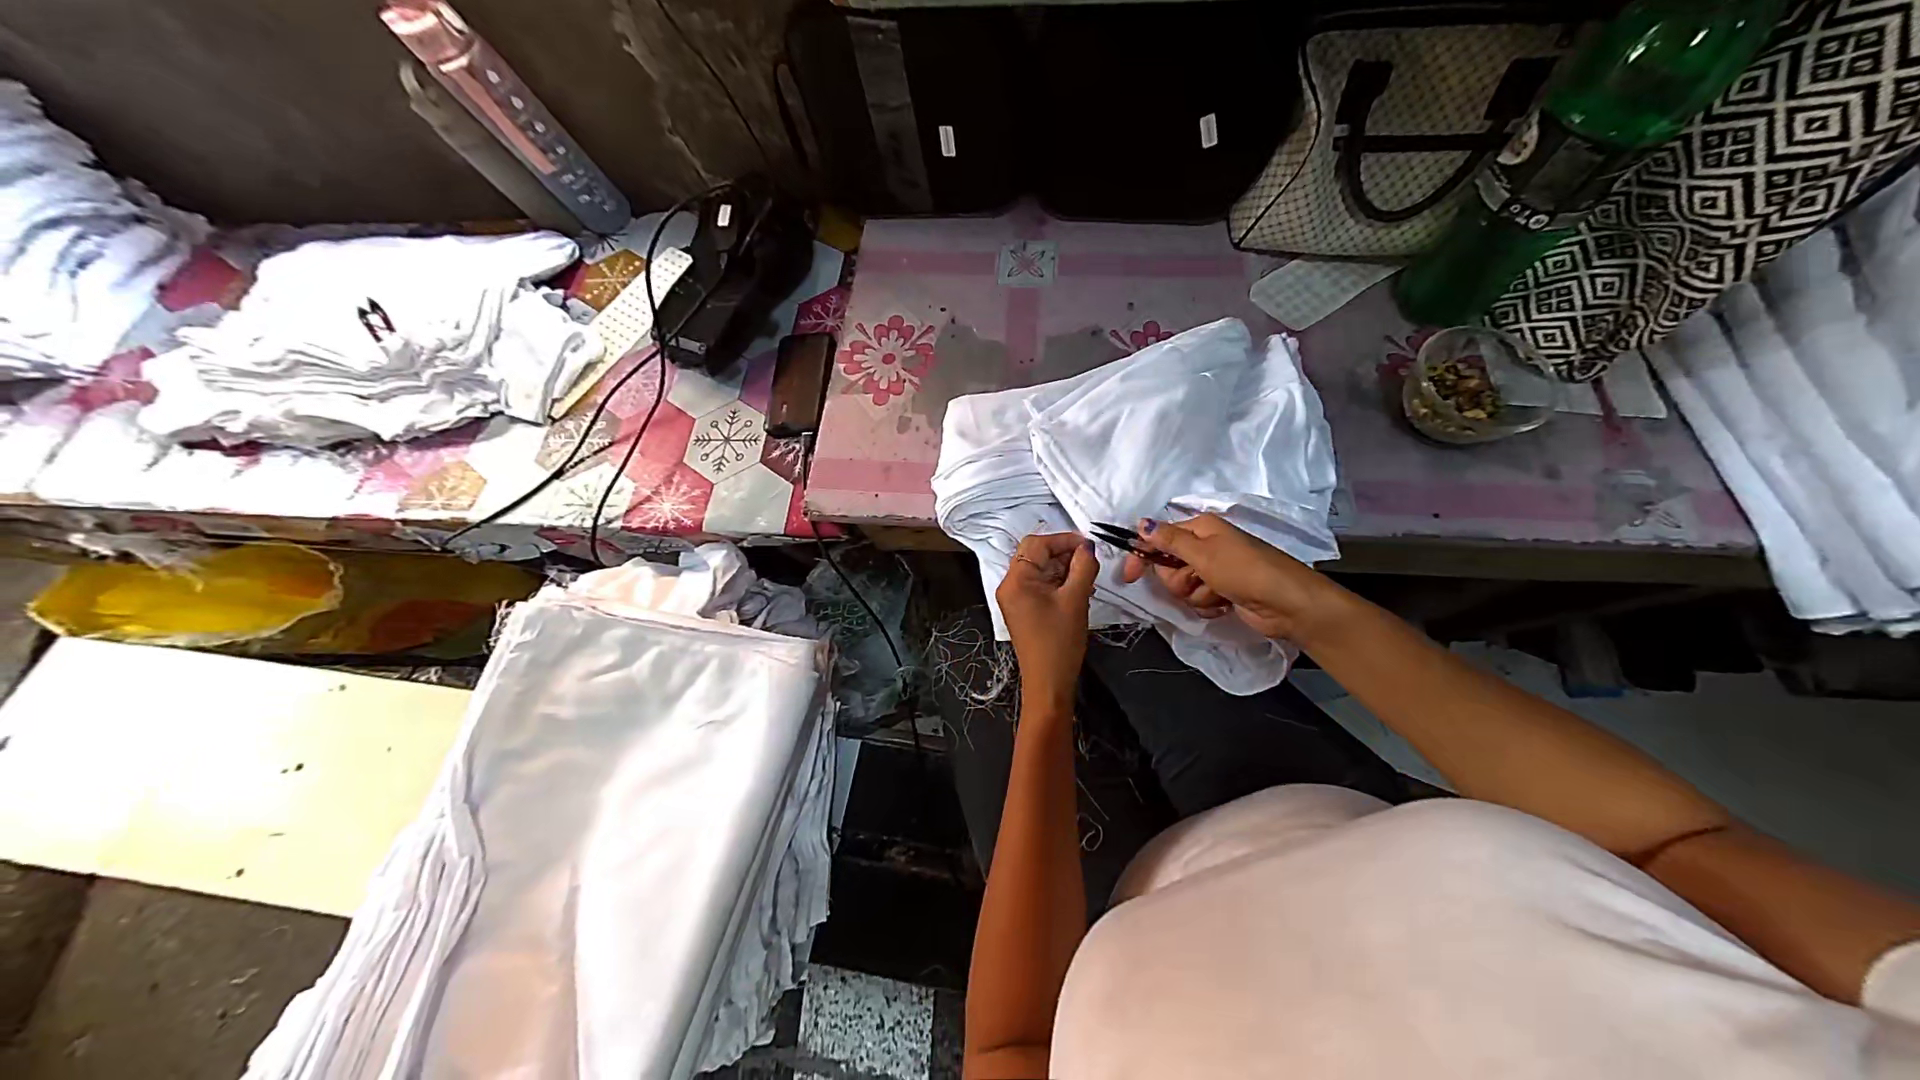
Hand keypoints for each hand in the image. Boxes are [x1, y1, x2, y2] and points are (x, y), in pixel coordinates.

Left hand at [996, 532, 1098, 708]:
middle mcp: (1010, 585)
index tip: (1089, 545)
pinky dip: (1059, 582)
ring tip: (1087, 578)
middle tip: (1090, 561)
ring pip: (1040, 569)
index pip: (1036, 543)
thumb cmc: (1059, 642)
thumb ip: (1083, 567)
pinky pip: (1040, 585)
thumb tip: (1088, 547)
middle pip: (1035, 554)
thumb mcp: (1075, 599)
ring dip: (1064, 568)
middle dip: (1064, 553)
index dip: (1063, 539)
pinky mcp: (1024, 609)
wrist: (1048, 682)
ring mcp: (1015, 598)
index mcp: (1016, 580)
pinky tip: (1079, 589)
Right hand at [1118, 513, 1338, 642]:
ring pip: (1181, 586)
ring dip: (1195, 594)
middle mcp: (1205, 546)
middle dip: (1178, 579)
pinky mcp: (1221, 592)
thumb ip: (1169, 540)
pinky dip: (1207, 605)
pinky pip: (1197, 600)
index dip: (1142, 556)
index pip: (1158, 538)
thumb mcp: (1203, 553)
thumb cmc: (1245, 570)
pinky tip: (1224, 604)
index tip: (1129, 576)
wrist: (1287, 603)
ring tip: (1218, 592)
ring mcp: (1214, 571)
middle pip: (1167, 566)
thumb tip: (1141, 523)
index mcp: (1200, 528)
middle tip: (1198, 579)